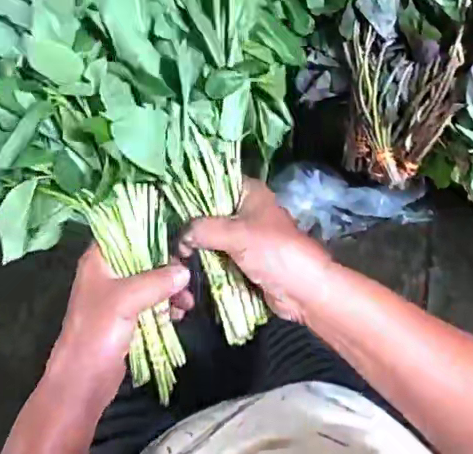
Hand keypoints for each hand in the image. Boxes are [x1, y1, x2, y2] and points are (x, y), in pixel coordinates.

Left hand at [46, 245, 191, 385]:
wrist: (83, 379)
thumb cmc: (97, 329)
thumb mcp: (126, 299)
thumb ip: (155, 281)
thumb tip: (184, 270)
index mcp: (98, 258)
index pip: (123, 232)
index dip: (148, 232)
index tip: (175, 238)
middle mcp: (107, 272)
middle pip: (141, 258)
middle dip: (165, 266)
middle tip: (187, 276)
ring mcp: (116, 296)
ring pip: (148, 282)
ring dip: (169, 289)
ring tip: (187, 303)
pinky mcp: (126, 317)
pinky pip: (149, 304)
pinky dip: (164, 306)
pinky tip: (179, 314)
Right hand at [179, 179, 332, 324]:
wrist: (306, 293)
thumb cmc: (274, 252)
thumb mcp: (235, 234)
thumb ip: (202, 229)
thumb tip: (178, 237)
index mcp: (247, 191)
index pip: (211, 180)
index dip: (189, 189)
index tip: (167, 198)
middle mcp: (244, 208)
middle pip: (208, 209)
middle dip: (189, 221)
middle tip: (165, 227)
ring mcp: (244, 234)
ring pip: (211, 234)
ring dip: (195, 243)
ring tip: (171, 248)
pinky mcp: (243, 258)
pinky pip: (217, 254)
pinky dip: (204, 259)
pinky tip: (184, 261)